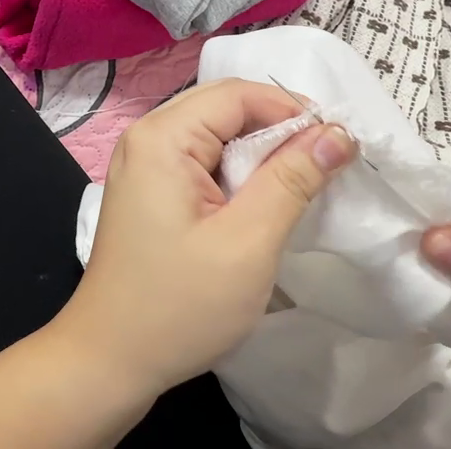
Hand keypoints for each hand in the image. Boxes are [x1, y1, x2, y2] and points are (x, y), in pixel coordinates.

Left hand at [50, 79, 357, 398]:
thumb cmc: (179, 305)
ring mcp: (143, 161)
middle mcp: (146, 136)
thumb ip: (292, 181)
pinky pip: (200, 158)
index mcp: (161, 137)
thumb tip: (336, 134)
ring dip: (259, 152)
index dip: (290, 110)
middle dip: (277, 128)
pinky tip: (261, 201)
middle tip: (326, 163)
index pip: (236, 94)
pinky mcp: (149, 187)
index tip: (339, 144)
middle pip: (223, 106)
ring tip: (301, 184)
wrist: (111, 357)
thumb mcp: (248, 243)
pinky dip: (236, 171)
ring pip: (214, 132)